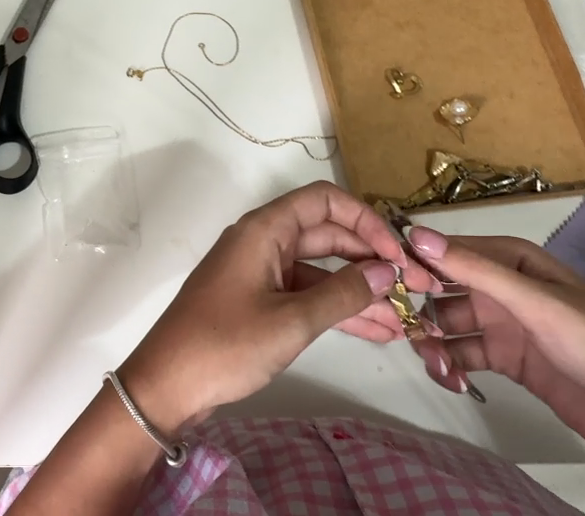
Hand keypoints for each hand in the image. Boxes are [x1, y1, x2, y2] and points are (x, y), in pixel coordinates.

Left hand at [115, 181, 442, 433]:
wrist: (168, 383)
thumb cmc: (225, 344)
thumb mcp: (291, 321)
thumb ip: (342, 294)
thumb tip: (387, 270)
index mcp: (264, 229)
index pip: (323, 201)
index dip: (365, 220)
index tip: (398, 253)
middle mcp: (263, 241)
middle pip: (326, 233)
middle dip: (371, 257)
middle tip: (416, 287)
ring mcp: (261, 271)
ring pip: (320, 268)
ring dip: (360, 289)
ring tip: (406, 317)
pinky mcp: (260, 300)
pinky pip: (307, 293)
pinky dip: (337, 308)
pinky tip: (377, 330)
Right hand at [403, 230, 584, 469]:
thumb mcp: (534, 302)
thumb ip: (474, 269)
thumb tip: (414, 233)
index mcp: (510, 259)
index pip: (448, 251)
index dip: (415, 264)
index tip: (384, 281)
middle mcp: (502, 286)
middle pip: (442, 289)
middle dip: (419, 307)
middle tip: (401, 330)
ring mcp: (504, 324)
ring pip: (449, 324)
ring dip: (433, 341)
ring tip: (434, 364)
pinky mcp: (508, 359)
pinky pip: (464, 354)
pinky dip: (450, 365)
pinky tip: (449, 379)